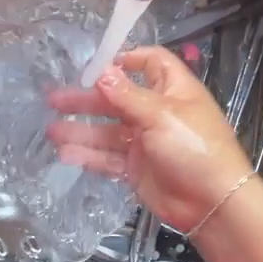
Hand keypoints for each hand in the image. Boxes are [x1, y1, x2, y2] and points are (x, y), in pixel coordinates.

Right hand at [46, 46, 252, 231]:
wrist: (210, 202)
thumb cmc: (195, 148)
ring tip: (52, 132)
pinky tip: (66, 154)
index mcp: (172, 90)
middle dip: (86, 100)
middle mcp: (156, 113)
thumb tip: (102, 72)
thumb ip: (127, 96)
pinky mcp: (135, 168)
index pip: (150, 63)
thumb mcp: (161, 115)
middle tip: (54, 100)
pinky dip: (88, 156)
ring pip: (106, 132)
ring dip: (80, 131)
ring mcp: (144, 142)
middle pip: (116, 100)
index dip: (125, 60)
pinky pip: (107, 158)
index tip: (95, 65)